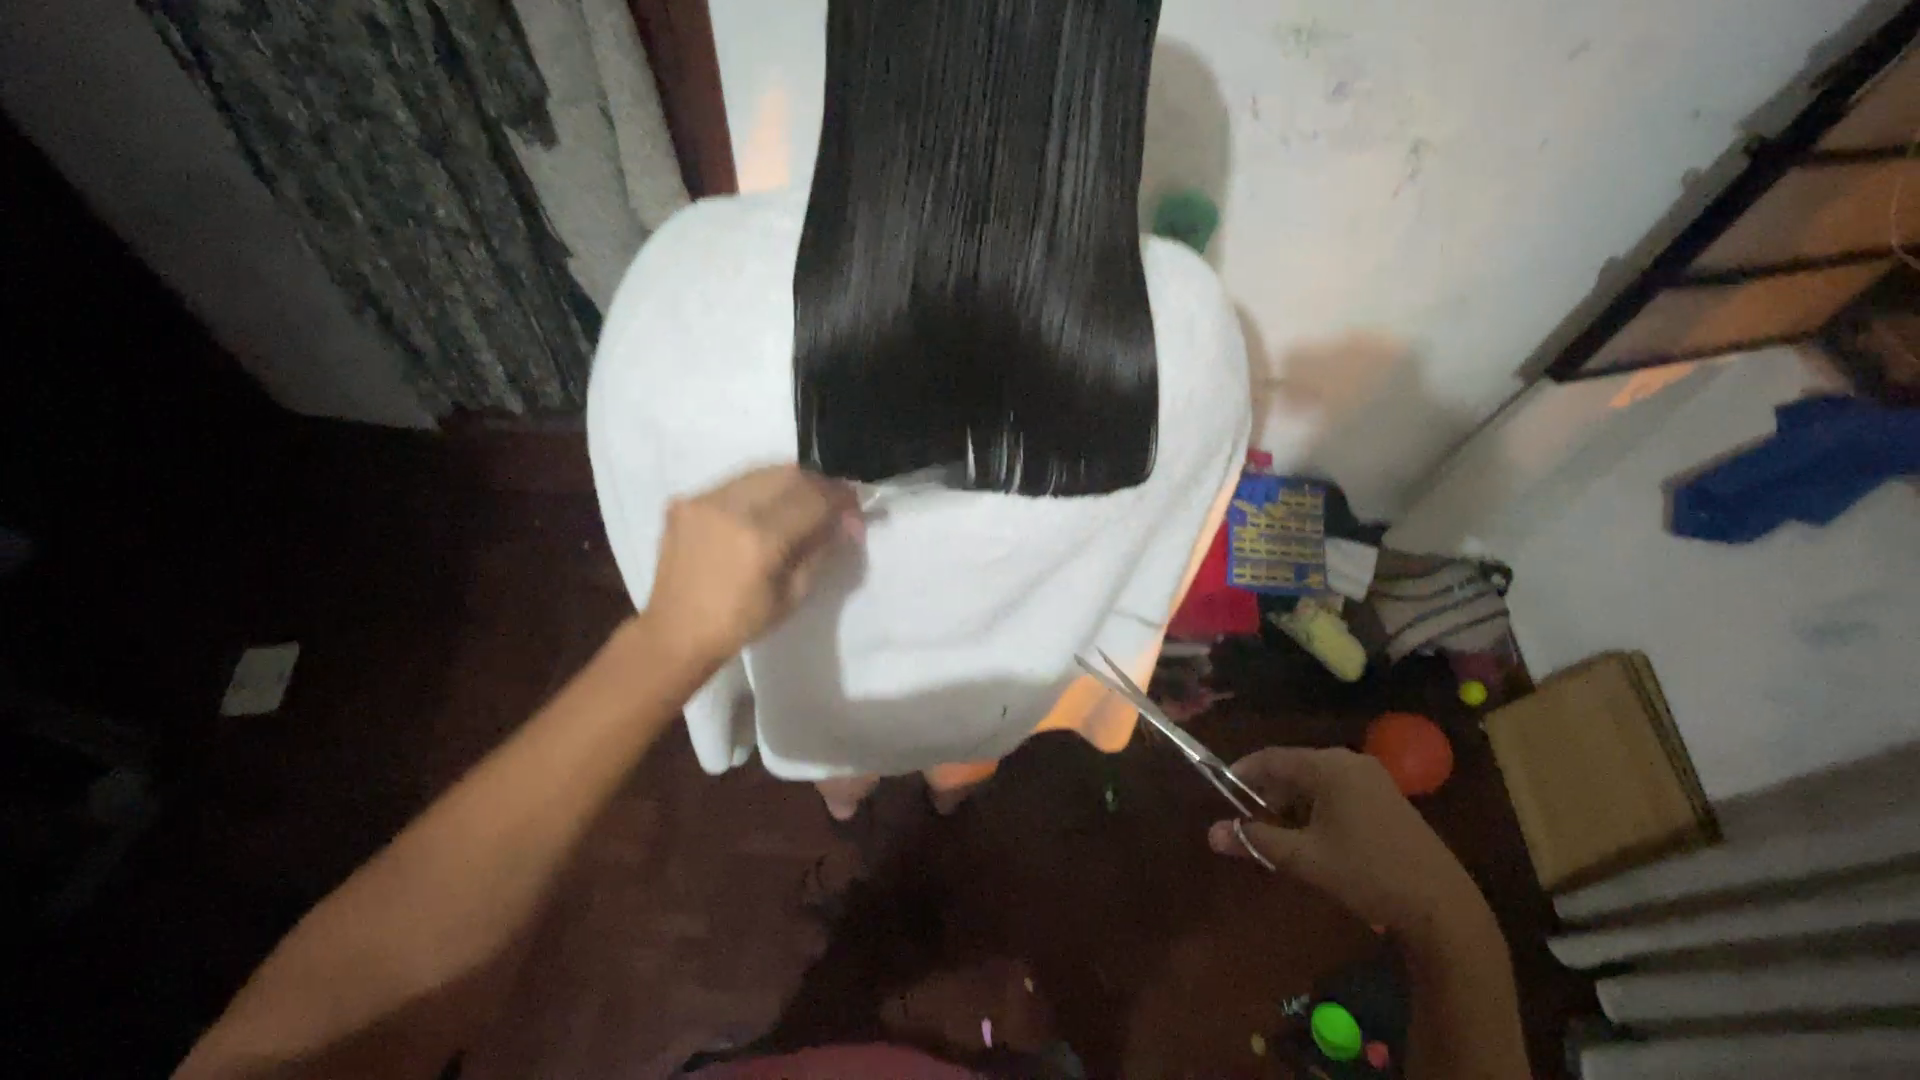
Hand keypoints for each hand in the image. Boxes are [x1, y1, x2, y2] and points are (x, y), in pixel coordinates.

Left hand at [645, 465, 861, 665]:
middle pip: (789, 474)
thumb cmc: (740, 623)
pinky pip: (732, 484)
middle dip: (817, 484)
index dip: (841, 498)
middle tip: (831, 503)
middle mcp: (730, 508)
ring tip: (799, 503)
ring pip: (760, 472)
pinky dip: (756, 492)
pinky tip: (761, 512)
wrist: (675, 632)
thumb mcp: (793, 594)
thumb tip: (846, 522)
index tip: (855, 507)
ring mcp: (703, 500)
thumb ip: (820, 549)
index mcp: (760, 539)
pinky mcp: (684, 502)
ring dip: (788, 483)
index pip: (813, 498)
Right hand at [1208, 747, 1482, 934]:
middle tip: (1252, 826)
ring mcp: (1373, 779)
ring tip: (1282, 840)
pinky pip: (1338, 793)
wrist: (1441, 905)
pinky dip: (1318, 810)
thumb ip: (1256, 840)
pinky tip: (1317, 842)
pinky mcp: (1387, 798)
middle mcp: (1350, 762)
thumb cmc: (1366, 873)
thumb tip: (1211, 833)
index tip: (1221, 793)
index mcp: (1328, 767)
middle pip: (1293, 769)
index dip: (1242, 773)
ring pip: (1316, 783)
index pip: (1271, 758)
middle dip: (1269, 796)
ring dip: (1293, 806)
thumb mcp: (1303, 859)